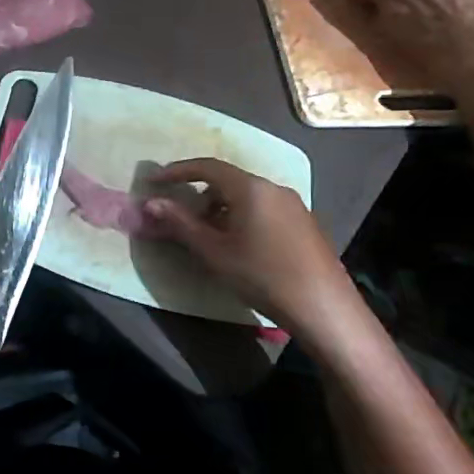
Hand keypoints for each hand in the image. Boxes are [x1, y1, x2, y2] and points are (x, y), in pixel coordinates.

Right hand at [141, 158, 365, 339]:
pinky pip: (262, 208)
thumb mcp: (212, 250)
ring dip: (218, 209)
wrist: (322, 307)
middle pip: (226, 181)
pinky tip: (237, 245)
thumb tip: (151, 203)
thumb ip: (179, 223)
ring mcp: (293, 205)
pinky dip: (239, 217)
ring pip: (245, 196)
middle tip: (179, 219)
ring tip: (207, 237)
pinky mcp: (303, 223)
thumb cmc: (260, 274)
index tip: (154, 181)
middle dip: (198, 195)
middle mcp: (274, 188)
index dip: (176, 170)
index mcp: (251, 189)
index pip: (207, 167)